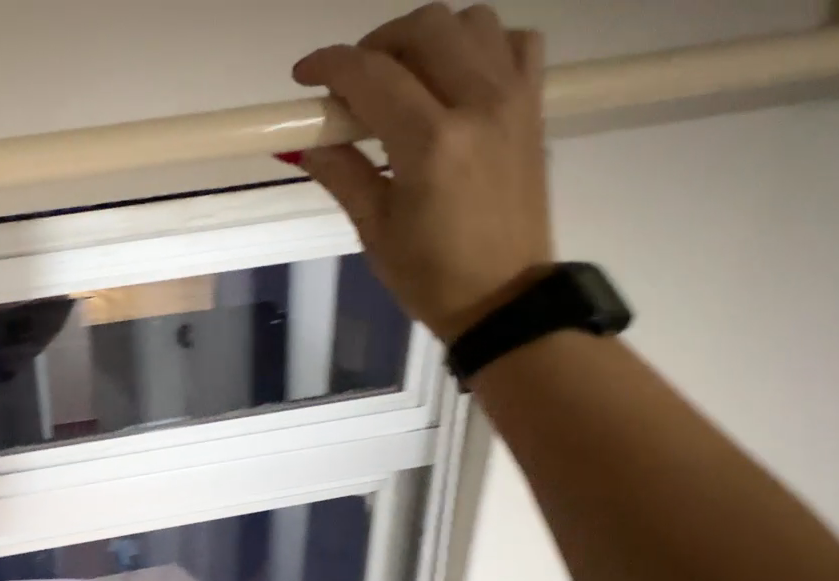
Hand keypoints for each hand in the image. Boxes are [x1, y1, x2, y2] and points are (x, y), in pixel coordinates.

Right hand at [289, 3, 553, 341]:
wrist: (503, 295)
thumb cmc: (429, 274)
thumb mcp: (373, 228)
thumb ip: (342, 173)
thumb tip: (307, 142)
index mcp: (430, 143)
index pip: (372, 74)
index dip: (329, 65)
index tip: (304, 76)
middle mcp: (478, 104)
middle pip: (424, 28)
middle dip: (376, 44)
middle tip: (354, 82)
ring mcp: (514, 99)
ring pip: (471, 22)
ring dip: (428, 38)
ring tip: (403, 78)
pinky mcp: (534, 105)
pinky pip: (513, 42)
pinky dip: (479, 45)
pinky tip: (453, 78)